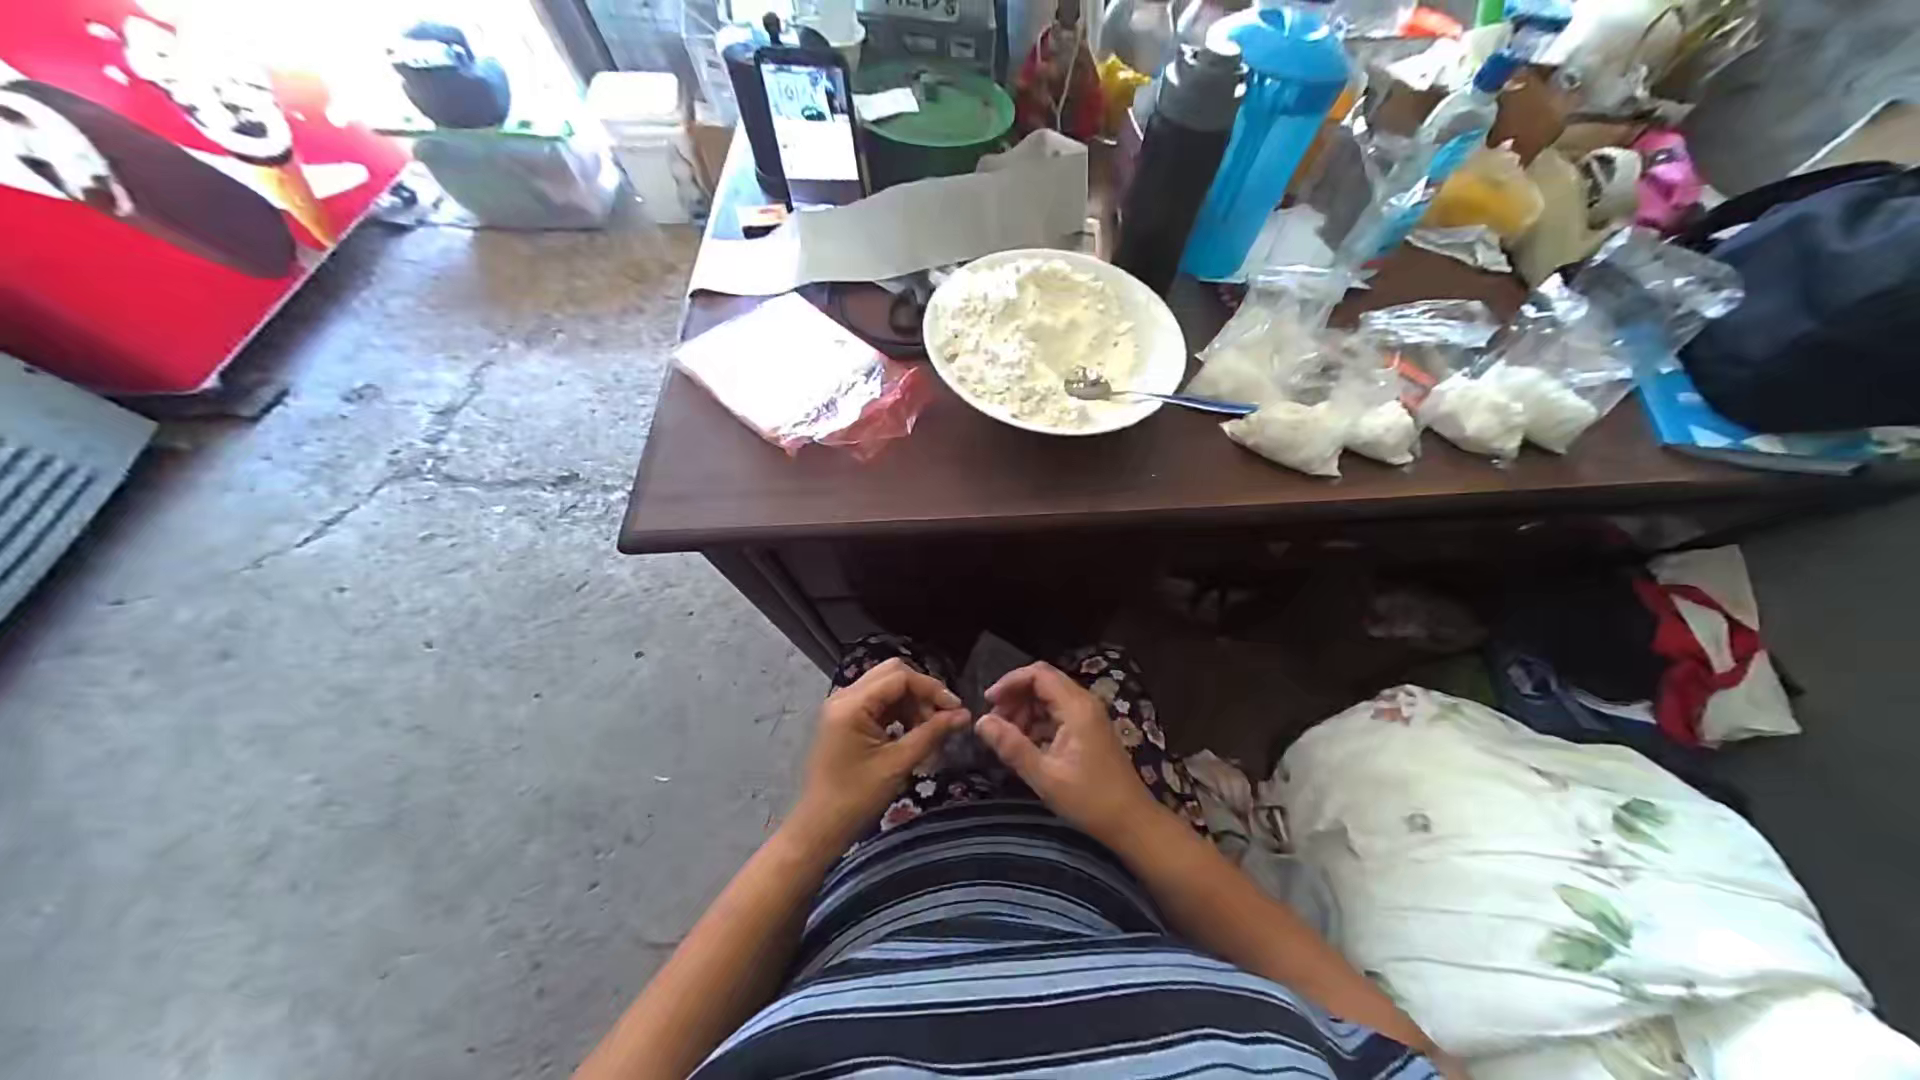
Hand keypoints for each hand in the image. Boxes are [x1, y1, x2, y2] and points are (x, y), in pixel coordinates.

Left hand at [792, 658, 970, 847]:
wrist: (820, 827)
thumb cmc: (856, 798)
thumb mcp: (898, 764)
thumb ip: (932, 733)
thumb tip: (964, 714)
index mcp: (852, 704)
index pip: (900, 677)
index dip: (932, 689)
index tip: (956, 710)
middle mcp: (844, 696)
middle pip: (893, 674)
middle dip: (923, 692)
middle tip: (944, 717)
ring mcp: (843, 706)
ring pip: (888, 687)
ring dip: (913, 703)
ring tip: (930, 731)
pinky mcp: (846, 719)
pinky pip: (879, 702)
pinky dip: (900, 712)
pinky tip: (913, 733)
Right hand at [974, 662, 1161, 842]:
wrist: (1133, 822)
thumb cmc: (1090, 801)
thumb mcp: (1045, 776)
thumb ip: (1012, 746)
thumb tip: (981, 722)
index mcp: (1076, 708)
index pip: (1038, 674)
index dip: (1009, 682)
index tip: (988, 703)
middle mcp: (1085, 703)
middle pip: (1043, 681)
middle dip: (1015, 696)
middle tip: (995, 722)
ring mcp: (1089, 716)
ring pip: (1049, 697)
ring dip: (1025, 709)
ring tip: (1007, 736)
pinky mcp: (1090, 729)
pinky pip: (1058, 712)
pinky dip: (1038, 721)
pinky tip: (1026, 744)